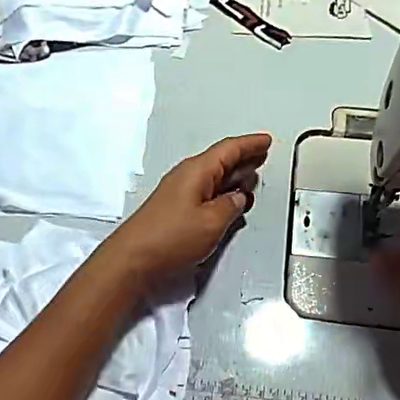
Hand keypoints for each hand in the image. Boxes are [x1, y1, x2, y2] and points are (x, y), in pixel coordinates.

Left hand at [99, 133, 270, 282]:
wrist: (134, 259)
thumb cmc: (166, 238)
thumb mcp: (213, 222)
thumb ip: (231, 206)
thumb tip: (238, 199)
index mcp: (197, 171)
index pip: (229, 149)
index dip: (250, 144)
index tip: (264, 141)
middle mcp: (186, 177)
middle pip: (221, 161)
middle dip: (244, 158)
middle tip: (261, 155)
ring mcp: (179, 193)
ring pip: (213, 178)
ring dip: (234, 178)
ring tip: (251, 179)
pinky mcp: (175, 210)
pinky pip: (204, 194)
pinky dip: (221, 194)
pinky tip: (228, 204)